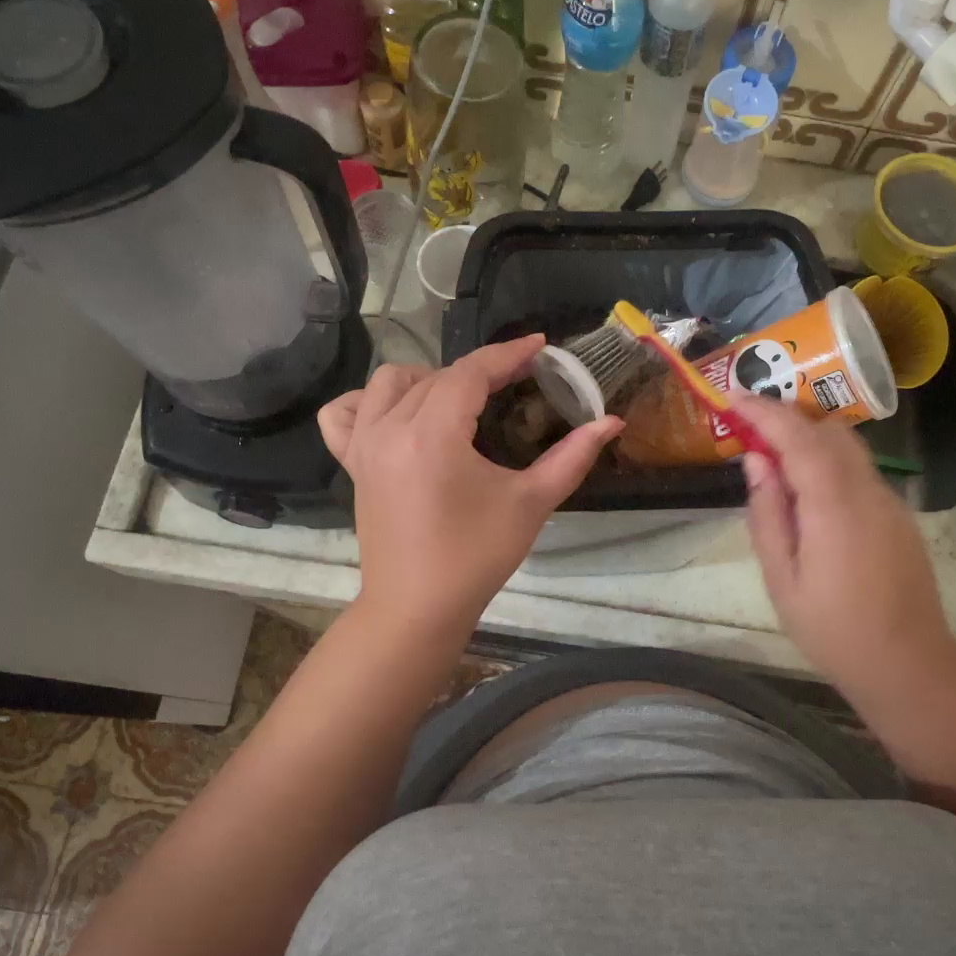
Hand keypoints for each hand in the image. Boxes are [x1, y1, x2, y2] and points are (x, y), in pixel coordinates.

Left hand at [318, 335, 621, 631]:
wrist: (417, 608)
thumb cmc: (476, 557)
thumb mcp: (530, 504)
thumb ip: (572, 457)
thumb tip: (612, 422)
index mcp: (432, 434)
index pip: (471, 373)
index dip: (508, 354)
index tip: (539, 347)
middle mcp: (389, 428)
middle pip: (436, 376)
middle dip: (478, 373)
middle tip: (514, 385)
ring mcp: (363, 445)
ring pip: (389, 383)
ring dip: (426, 379)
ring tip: (457, 401)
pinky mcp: (352, 464)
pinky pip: (343, 414)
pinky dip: (366, 403)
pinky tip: (394, 414)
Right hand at [733, 395, 955, 686]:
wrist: (907, 663)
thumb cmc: (832, 629)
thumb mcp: (782, 579)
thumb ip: (767, 514)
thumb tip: (756, 461)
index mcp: (834, 506)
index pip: (798, 438)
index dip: (765, 412)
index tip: (733, 396)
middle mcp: (868, 492)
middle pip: (830, 432)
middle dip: (788, 418)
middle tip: (748, 427)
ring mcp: (890, 502)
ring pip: (849, 449)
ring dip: (810, 439)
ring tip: (773, 457)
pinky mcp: (899, 517)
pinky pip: (860, 473)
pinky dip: (829, 463)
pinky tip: (808, 493)